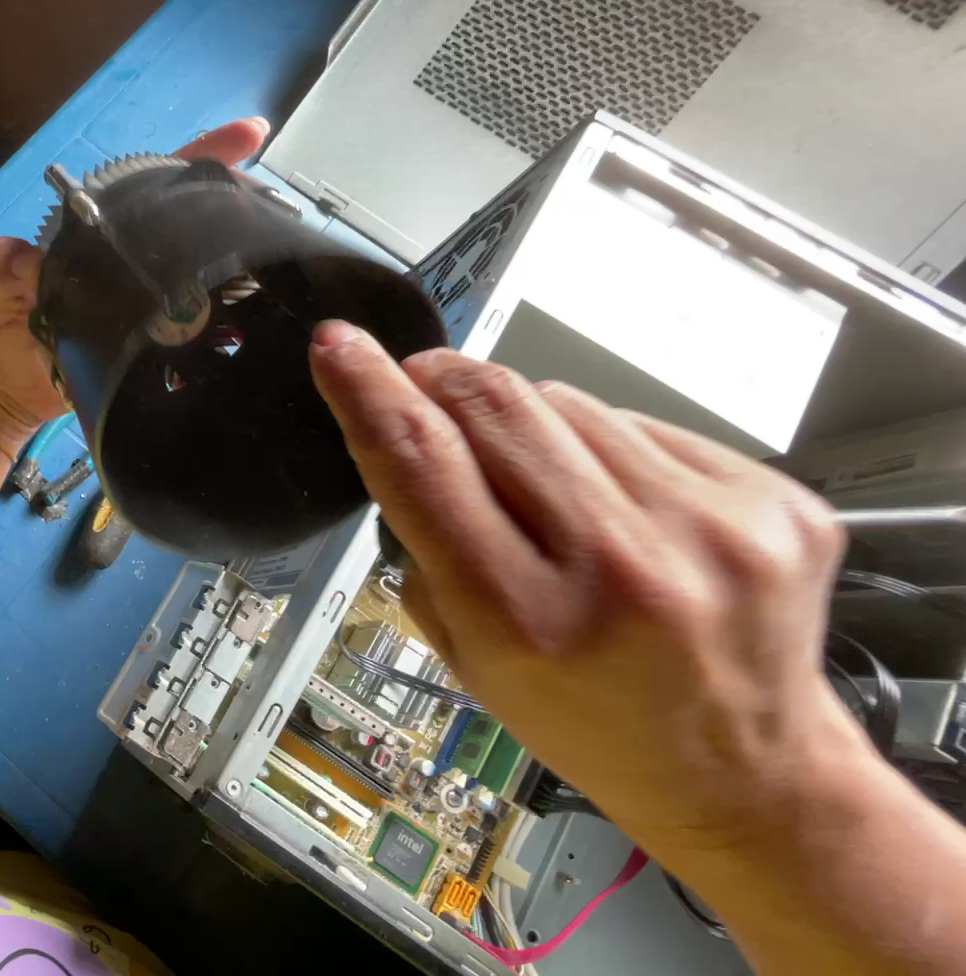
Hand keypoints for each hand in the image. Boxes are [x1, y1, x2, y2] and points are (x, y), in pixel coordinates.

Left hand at [0, 118, 273, 450]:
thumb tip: (18, 254)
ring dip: (245, 249)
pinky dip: (231, 302)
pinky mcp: (162, 332)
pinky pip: (202, 309)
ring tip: (287, 249)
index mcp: (99, 232)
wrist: (16, 392)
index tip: (249, 135)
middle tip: (284, 208)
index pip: (153, 182)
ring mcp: (151, 293)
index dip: (200, 157)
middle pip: (193, 213)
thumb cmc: (5, 334)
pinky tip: (263, 306)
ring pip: (205, 258)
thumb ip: (0, 272)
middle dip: (240, 200)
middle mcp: (132, 254)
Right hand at [307, 323, 865, 848]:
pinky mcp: (773, 498)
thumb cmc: (572, 711)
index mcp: (520, 615)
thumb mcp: (460, 647)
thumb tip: (408, 421)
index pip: (422, 463)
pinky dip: (592, 440)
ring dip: (519, 419)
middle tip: (418, 391)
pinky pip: (633, 419)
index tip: (336, 343)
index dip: (366, 392)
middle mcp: (620, 563)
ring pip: (562, 398)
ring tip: (535, 484)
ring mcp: (713, 525)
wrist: (737, 766)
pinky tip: (606, 497)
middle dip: (437, 381)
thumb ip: (423, 535)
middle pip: (493, 402)